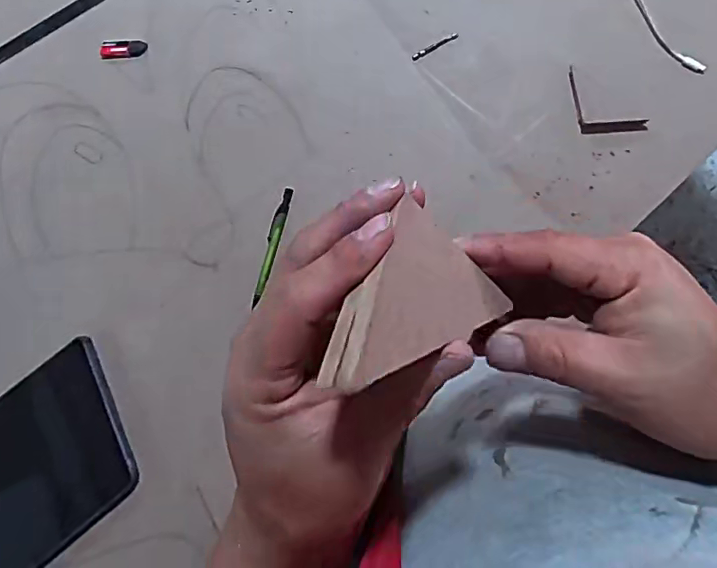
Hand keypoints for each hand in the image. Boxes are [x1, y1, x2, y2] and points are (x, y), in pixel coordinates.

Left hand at [213, 181, 473, 567]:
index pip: (299, 297)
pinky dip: (356, 257)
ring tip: (392, 197)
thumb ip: (402, 389)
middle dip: (347, 220)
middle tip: (393, 189)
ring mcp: (280, 328)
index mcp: (259, 360)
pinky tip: (384, 237)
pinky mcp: (302, 332)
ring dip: (352, 226)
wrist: (282, 526)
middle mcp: (263, 330)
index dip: (344, 262)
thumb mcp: (354, 449)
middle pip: (302, 261)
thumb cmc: (308, 492)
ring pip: (313, 263)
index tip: (388, 229)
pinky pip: (329, 284)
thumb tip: (456, 341)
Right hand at [459, 230, 716, 469]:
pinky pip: (562, 293)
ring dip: (510, 291)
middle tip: (446, 280)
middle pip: (543, 257)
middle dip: (496, 270)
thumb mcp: (618, 377)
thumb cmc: (694, 395)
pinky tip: (501, 318)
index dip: (497, 249)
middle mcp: (618, 255)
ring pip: (548, 275)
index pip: (548, 249)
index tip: (451, 250)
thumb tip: (488, 344)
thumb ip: (550, 353)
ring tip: (463, 302)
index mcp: (625, 261)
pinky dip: (531, 306)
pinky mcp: (614, 295)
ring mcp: (616, 274)